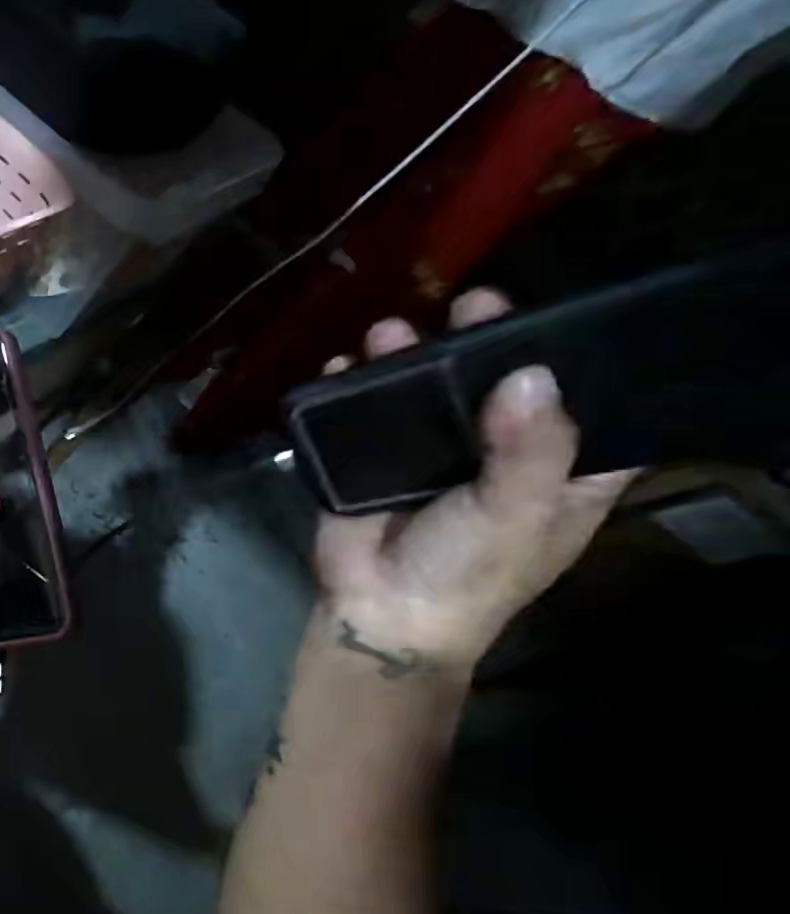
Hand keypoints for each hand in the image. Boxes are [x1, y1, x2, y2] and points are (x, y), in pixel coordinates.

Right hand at [313, 289, 634, 675]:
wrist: (381, 607)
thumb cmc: (468, 568)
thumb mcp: (516, 511)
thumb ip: (529, 448)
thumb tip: (528, 373)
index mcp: (552, 468)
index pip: (576, 403)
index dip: (566, 359)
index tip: (546, 317)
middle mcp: (488, 452)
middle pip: (486, 386)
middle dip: (472, 346)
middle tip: (465, 306)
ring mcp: (422, 455)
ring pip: (417, 396)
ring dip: (401, 361)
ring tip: (386, 332)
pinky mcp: (365, 460)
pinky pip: (357, 418)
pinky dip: (345, 391)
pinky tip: (337, 368)